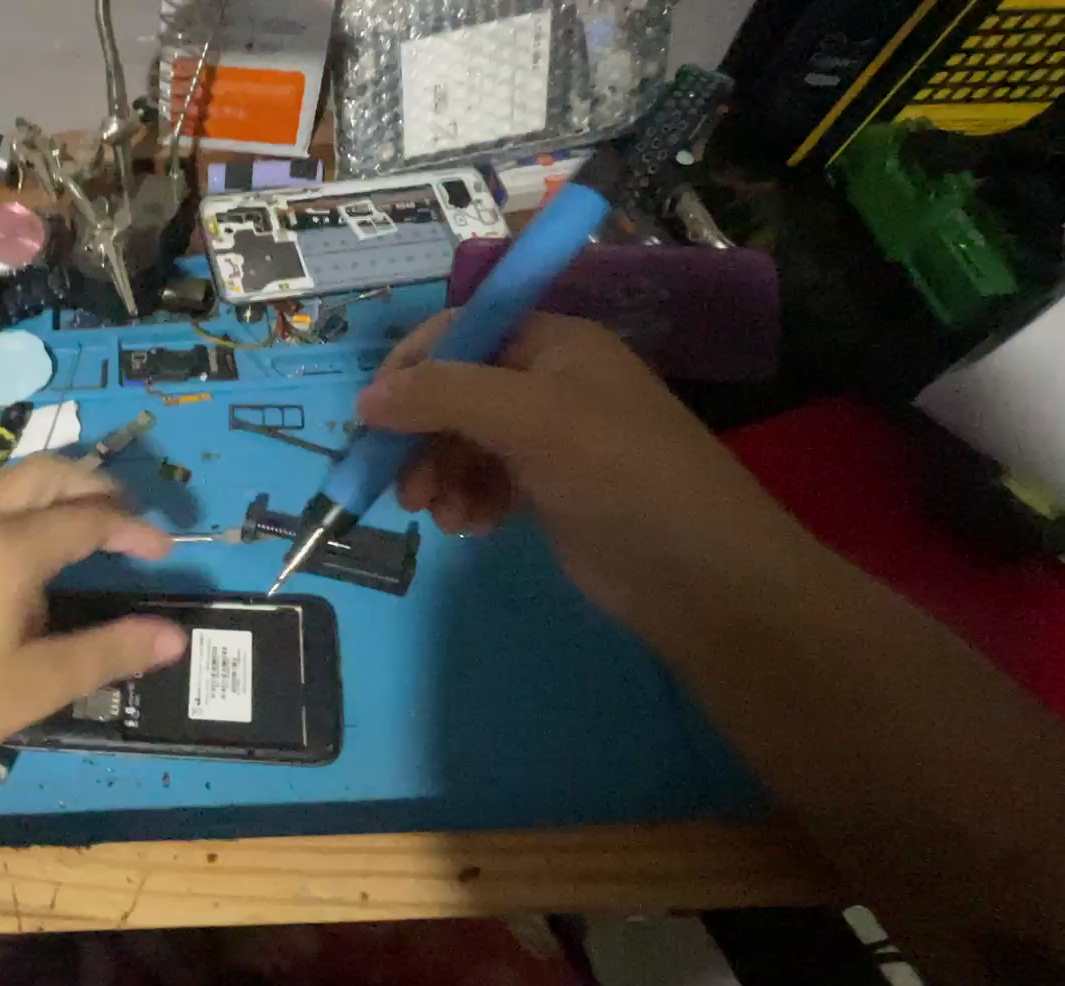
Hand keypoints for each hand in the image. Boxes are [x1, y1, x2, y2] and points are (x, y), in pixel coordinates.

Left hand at [0, 456, 186, 796]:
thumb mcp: (38, 685)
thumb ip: (111, 653)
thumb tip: (176, 637)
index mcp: (10, 549)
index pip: (88, 520)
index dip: (133, 530)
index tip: (165, 550)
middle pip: (46, 475)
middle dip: (95, 484)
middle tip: (130, 512)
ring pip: (5, 475)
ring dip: (51, 480)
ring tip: (80, 506)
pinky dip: (12, 492)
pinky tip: (13, 527)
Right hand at [356, 312, 819, 642]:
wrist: (698, 574)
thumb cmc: (618, 475)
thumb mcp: (528, 420)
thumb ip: (443, 397)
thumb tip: (366, 397)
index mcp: (552, 344)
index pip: (460, 332)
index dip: (411, 367)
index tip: (372, 416)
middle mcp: (545, 383)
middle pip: (452, 395)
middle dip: (420, 440)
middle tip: (404, 489)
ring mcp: (545, 439)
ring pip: (460, 444)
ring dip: (439, 478)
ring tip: (441, 516)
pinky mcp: (543, 488)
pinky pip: (481, 481)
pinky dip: (466, 502)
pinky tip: (471, 528)